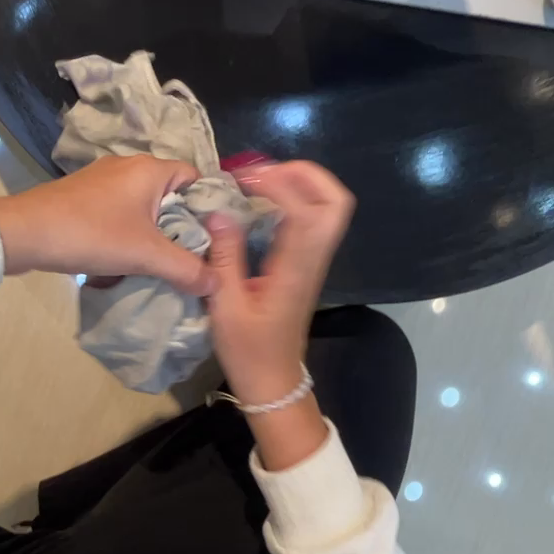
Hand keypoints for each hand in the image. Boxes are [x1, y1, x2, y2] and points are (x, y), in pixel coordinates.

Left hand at [0, 155, 215, 293]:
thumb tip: (217, 284)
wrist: (24, 233)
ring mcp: (102, 179)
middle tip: (191, 257)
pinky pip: (119, 210)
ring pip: (143, 204)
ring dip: (153, 231)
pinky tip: (126, 256)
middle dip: (181, 224)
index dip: (208, 207)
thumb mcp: (145, 255)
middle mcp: (128, 166)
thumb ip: (185, 269)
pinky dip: (128, 230)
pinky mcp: (83, 195)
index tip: (213, 239)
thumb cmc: (91, 234)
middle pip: (170, 193)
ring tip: (162, 262)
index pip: (195, 178)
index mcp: (149, 169)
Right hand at [204, 161, 354, 468]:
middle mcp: (312, 259)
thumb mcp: (224, 306)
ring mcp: (313, 261)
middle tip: (260, 172)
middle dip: (302, 174)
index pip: (306, 211)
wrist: (272, 381)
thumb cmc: (248, 351)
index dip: (276, 185)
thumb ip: (224, 257)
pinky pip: (311, 219)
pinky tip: (258, 202)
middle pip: (334, 200)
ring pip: (327, 207)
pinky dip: (291, 199)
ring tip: (256, 181)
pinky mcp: (305, 264)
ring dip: (297, 183)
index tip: (240, 182)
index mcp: (296, 269)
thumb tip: (219, 213)